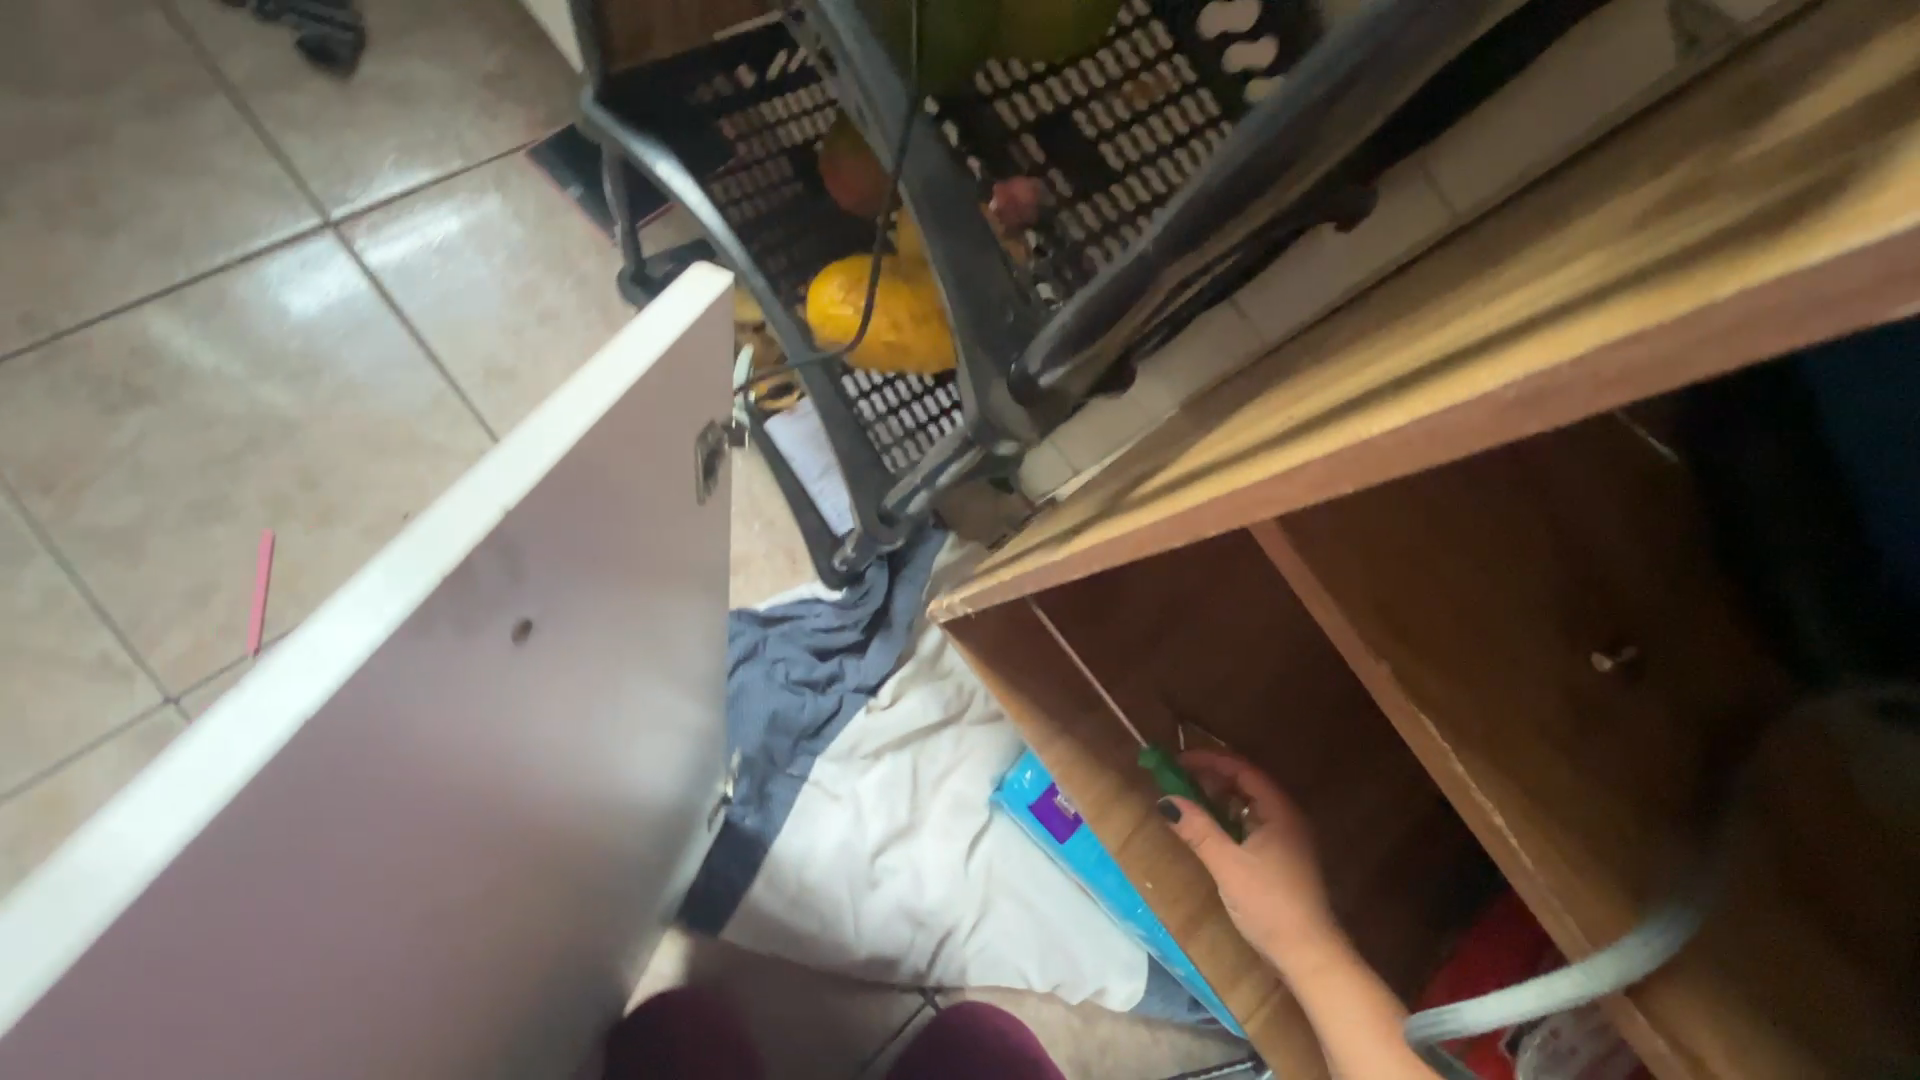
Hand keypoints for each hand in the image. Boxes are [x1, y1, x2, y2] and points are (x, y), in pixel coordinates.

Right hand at [1158, 749, 1339, 972]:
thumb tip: (1165, 801)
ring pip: (1248, 806)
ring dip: (1218, 799)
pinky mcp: (1281, 859)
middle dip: (1212, 777)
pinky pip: (1250, 825)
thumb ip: (1198, 829)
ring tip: (1188, 800)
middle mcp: (1286, 818)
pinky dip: (1227, 820)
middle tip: (1178, 778)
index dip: (1210, 761)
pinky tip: (1209, 830)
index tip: (1178, 760)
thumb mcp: (1228, 864)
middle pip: (1247, 784)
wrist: (1308, 955)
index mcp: (1279, 812)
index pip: (1243, 770)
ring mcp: (1286, 840)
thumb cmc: (1270, 904)